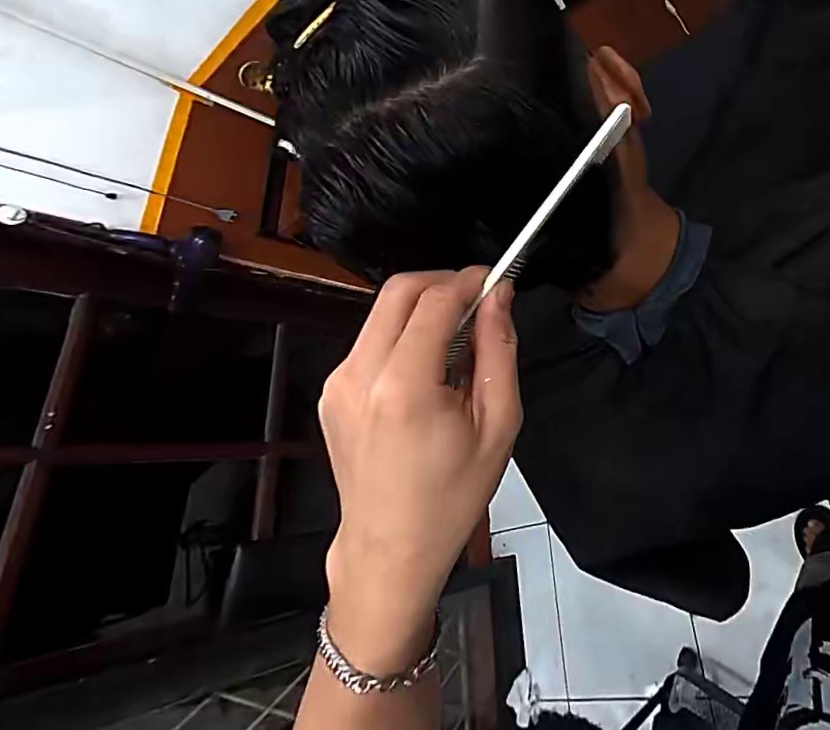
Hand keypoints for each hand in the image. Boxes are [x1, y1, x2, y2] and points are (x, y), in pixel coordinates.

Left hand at [318, 267, 520, 673]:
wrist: (389, 550)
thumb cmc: (451, 497)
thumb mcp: (497, 425)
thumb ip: (498, 350)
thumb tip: (498, 296)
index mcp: (403, 387)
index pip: (435, 300)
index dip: (469, 281)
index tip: (494, 279)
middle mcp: (359, 374)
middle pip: (399, 291)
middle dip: (441, 283)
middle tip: (475, 300)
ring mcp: (338, 381)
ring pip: (382, 312)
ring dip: (422, 309)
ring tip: (455, 344)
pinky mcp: (331, 389)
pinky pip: (371, 340)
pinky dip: (402, 336)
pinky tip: (426, 370)